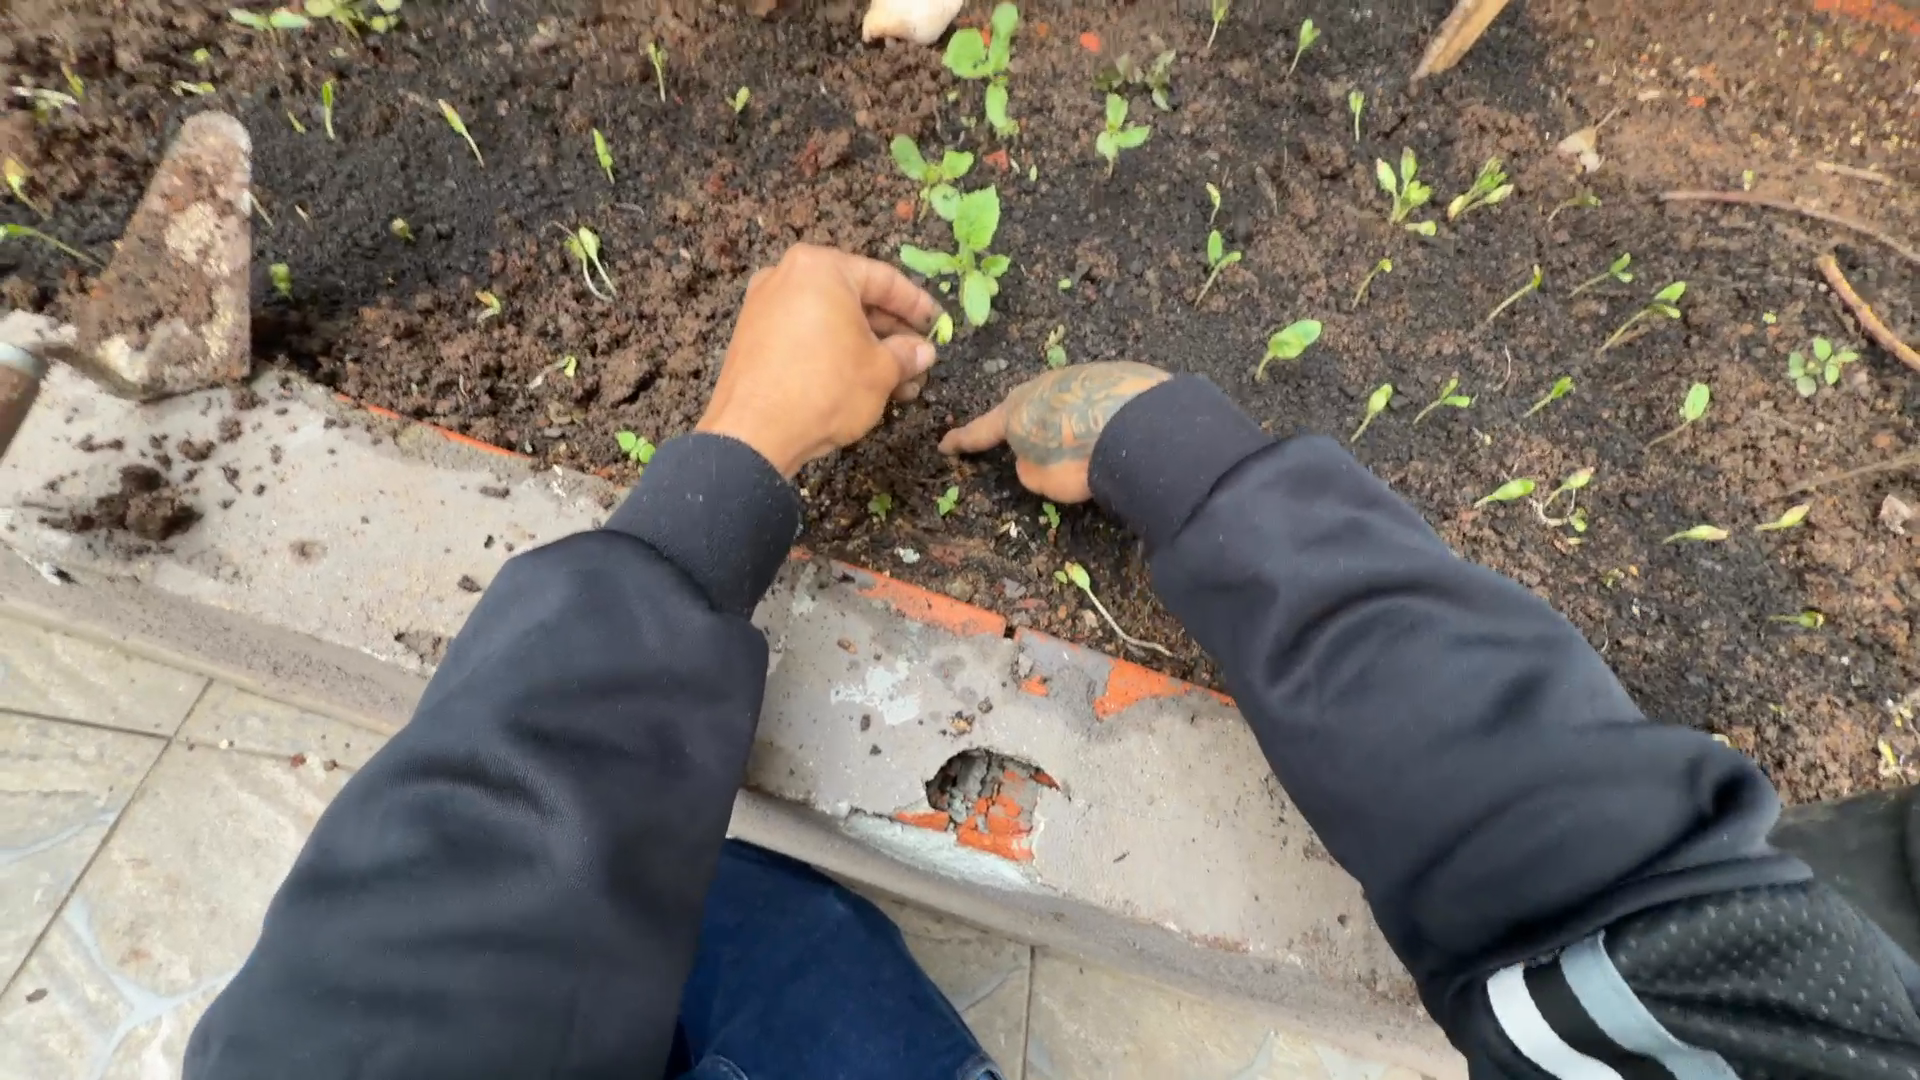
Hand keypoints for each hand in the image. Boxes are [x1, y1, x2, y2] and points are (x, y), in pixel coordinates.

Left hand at [698, 244, 942, 477]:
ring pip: (832, 323)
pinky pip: (807, 338)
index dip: (917, 305)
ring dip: (867, 350)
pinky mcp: (754, 338)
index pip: (883, 279)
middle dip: (891, 335)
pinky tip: (861, 384)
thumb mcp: (880, 371)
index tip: (937, 324)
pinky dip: (836, 355)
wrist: (754, 432)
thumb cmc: (826, 388)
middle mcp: (787, 276)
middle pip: (855, 301)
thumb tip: (923, 351)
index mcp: (821, 268)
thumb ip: (906, 354)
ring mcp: (765, 307)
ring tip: (899, 384)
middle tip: (919, 360)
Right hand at [938, 362, 1169, 502]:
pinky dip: (1090, 413)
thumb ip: (1028, 464)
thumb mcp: (1038, 477)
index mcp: (1014, 414)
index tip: (945, 444)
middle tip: (1016, 435)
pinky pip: (1090, 397)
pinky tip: (1103, 425)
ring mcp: (1076, 376)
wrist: (1135, 426)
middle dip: (1015, 420)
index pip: (980, 431)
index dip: (962, 441)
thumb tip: (1039, 453)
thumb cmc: (1073, 459)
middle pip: (1021, 405)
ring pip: (1057, 398)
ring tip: (1070, 435)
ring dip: (1057, 415)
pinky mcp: (1111, 375)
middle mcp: (1040, 387)